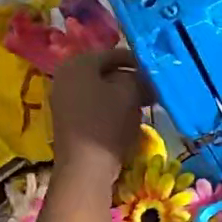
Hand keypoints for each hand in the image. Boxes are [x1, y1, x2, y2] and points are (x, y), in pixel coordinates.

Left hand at [46, 47, 147, 184]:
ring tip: (143, 107)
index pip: (115, 54)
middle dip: (131, 80)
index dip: (139, 63)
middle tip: (152, 92)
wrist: (85, 166)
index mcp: (78, 63)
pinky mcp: (68, 119)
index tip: (158, 74)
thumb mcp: (130, 94)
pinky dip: (111, 108)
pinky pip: (94, 105)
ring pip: (101, 89)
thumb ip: (139, 78)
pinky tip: (126, 120)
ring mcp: (63, 98)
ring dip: (123, 96)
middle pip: (106, 72)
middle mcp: (66, 75)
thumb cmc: (107, 123)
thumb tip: (145, 76)